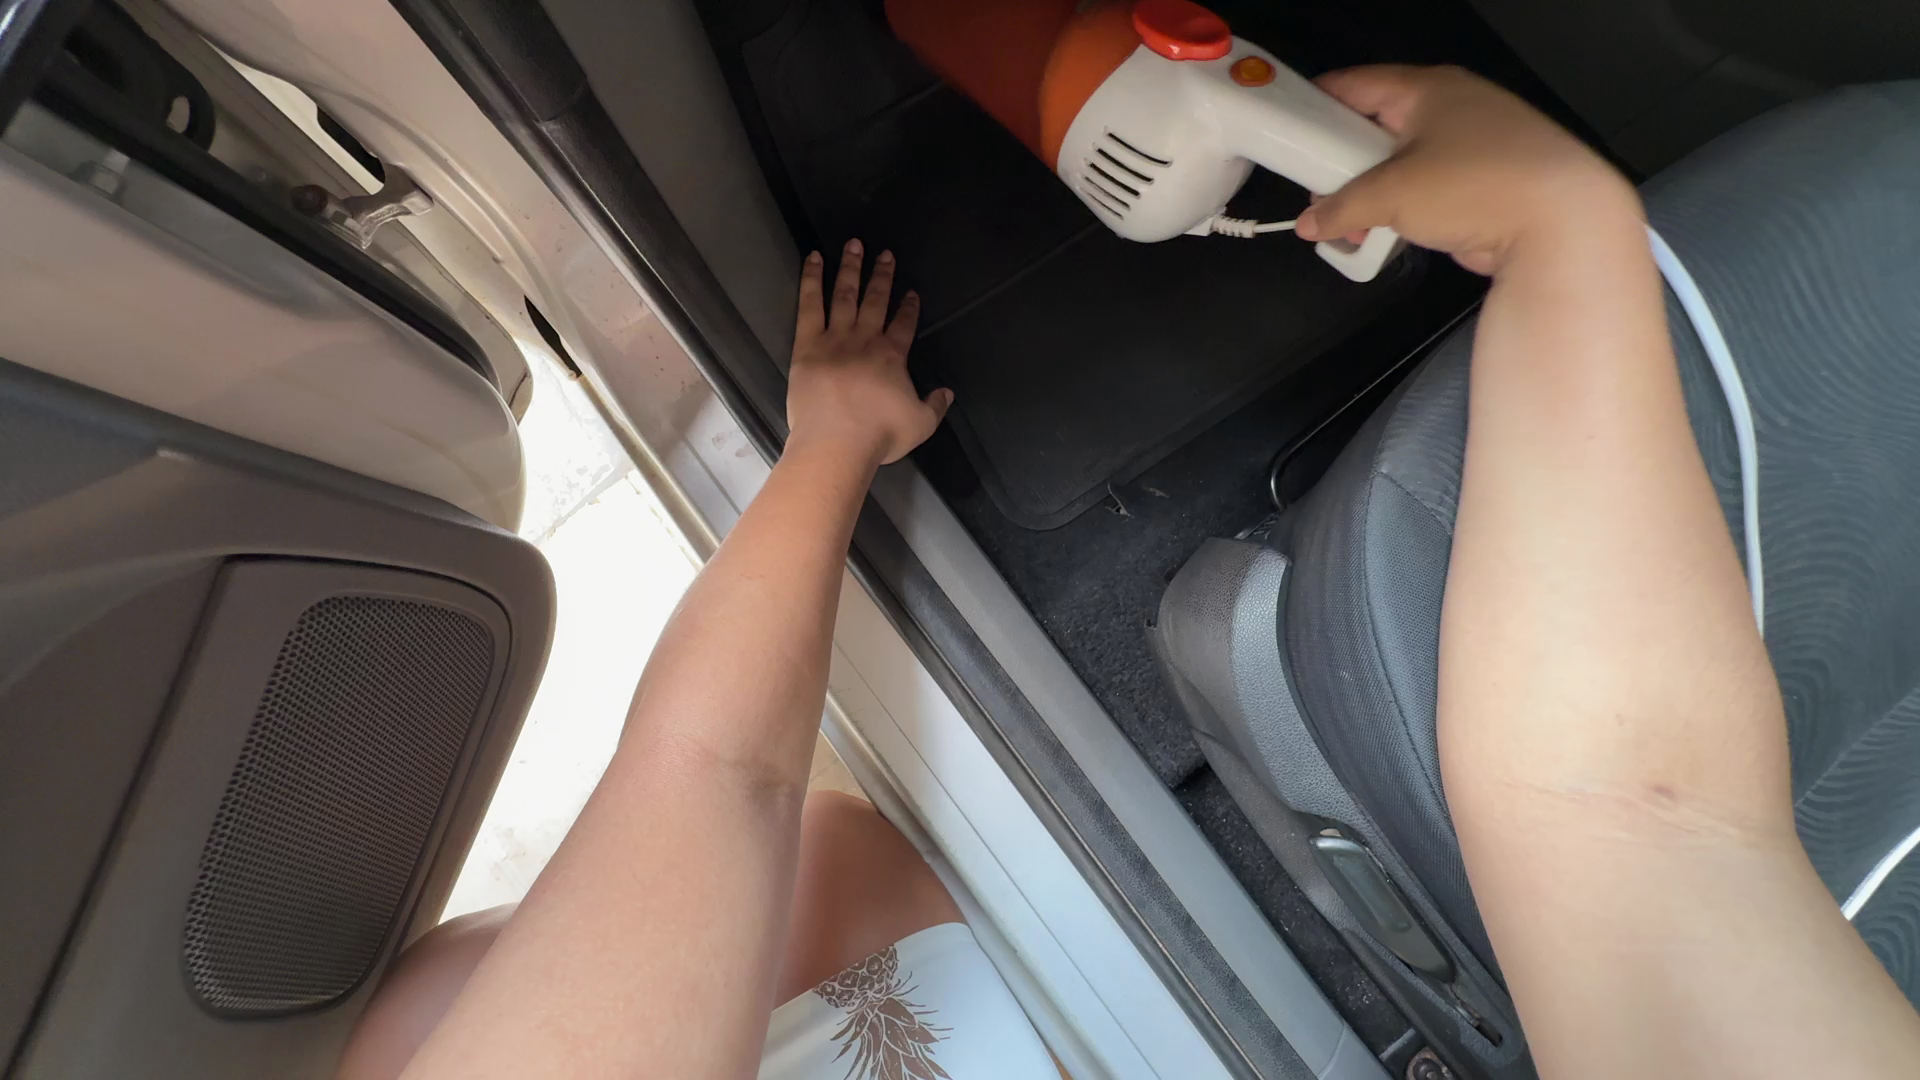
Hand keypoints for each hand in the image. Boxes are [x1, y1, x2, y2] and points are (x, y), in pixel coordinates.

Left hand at [786, 239, 951, 466]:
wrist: (838, 441)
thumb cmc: (880, 434)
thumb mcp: (921, 424)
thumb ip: (935, 406)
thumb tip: (948, 393)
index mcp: (892, 357)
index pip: (904, 324)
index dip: (909, 308)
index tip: (912, 293)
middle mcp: (865, 340)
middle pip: (875, 301)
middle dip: (882, 276)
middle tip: (885, 254)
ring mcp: (835, 339)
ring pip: (844, 295)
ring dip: (850, 269)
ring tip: (854, 245)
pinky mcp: (807, 346)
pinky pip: (810, 306)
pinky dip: (812, 281)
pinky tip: (814, 259)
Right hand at [1295, 66, 1639, 275]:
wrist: (1554, 221)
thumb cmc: (1473, 185)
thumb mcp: (1388, 195)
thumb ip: (1337, 208)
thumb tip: (1310, 223)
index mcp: (1428, 90)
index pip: (1358, 83)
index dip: (1317, 101)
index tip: (1287, 124)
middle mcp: (1447, 110)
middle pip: (1370, 130)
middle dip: (1339, 167)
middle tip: (1319, 194)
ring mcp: (1464, 146)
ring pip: (1391, 166)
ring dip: (1363, 199)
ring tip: (1348, 227)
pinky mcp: (1473, 182)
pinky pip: (1415, 192)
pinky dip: (1391, 212)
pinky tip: (1379, 236)